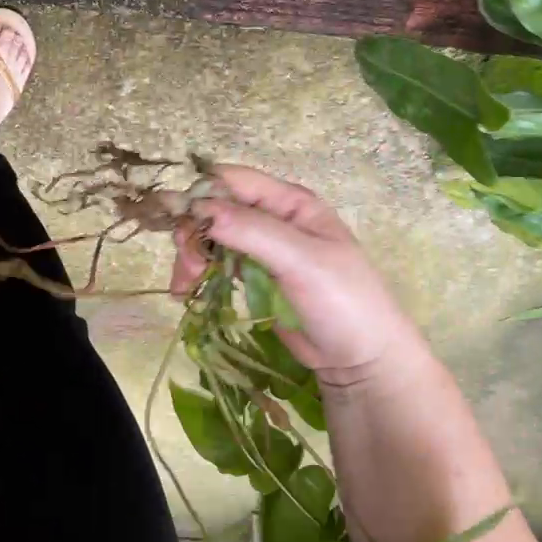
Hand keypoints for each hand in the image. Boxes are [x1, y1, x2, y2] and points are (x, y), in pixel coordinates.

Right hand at [171, 165, 430, 388]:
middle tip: (189, 264)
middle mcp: (272, 217)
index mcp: (289, 202)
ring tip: (186, 287)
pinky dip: (195, 273)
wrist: (361, 361)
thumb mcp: (302, 261)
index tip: (180, 222)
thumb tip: (198, 208)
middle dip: (193, 232)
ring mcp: (260, 246)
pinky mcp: (252, 274)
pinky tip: (187, 293)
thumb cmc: (344, 303)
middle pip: (212, 208)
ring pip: (208, 236)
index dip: (201, 194)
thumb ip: (252, 230)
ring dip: (190, 256)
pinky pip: (213, 262)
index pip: (232, 180)